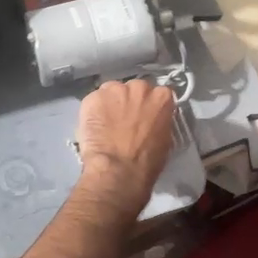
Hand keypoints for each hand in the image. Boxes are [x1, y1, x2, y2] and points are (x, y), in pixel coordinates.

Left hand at [75, 79, 175, 205]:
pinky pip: (93, 101)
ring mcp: (114, 90)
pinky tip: (94, 127)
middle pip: (133, 89)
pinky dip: (93, 112)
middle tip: (124, 120)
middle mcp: (139, 87)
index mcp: (161, 96)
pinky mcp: (93, 97)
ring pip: (111, 92)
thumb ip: (158, 121)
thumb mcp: (164, 138)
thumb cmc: (147, 161)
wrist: (119, 170)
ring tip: (106, 123)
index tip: (142, 117)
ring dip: (110, 104)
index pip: (156, 94)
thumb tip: (150, 120)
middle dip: (129, 102)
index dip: (147, 106)